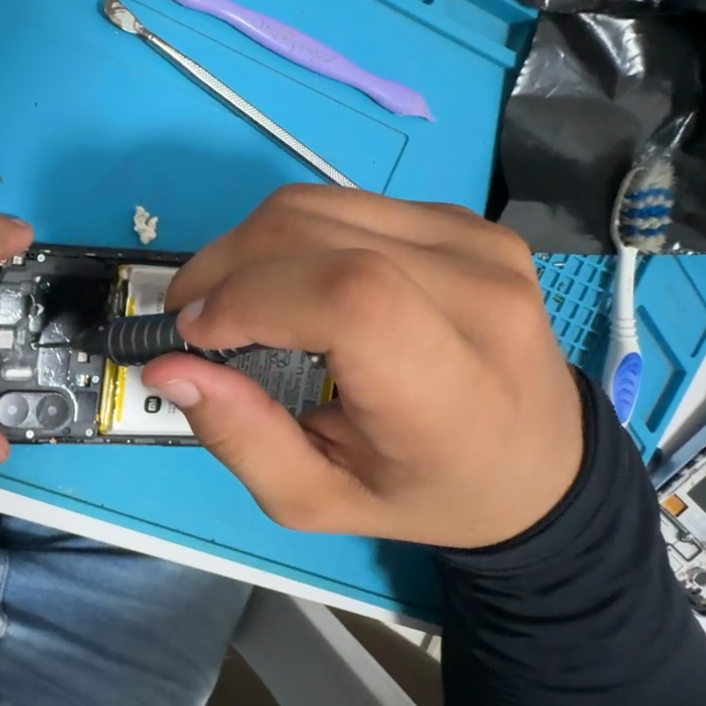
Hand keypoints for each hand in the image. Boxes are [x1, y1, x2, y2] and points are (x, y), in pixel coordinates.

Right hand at [142, 185, 583, 548]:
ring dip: (243, 248)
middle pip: (312, 233)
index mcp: (450, 388)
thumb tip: (166, 367)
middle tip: (190, 320)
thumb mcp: (316, 500)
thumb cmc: (421, 493)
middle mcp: (477, 294)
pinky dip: (285, 240)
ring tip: (226, 300)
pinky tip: (284, 285)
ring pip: (314, 206)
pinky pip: (340, 206)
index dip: (250, 299)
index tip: (193, 335)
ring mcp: (476, 245)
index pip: (348, 297)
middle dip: (221, 268)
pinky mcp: (463, 222)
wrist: (539, 461)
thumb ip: (241, 439)